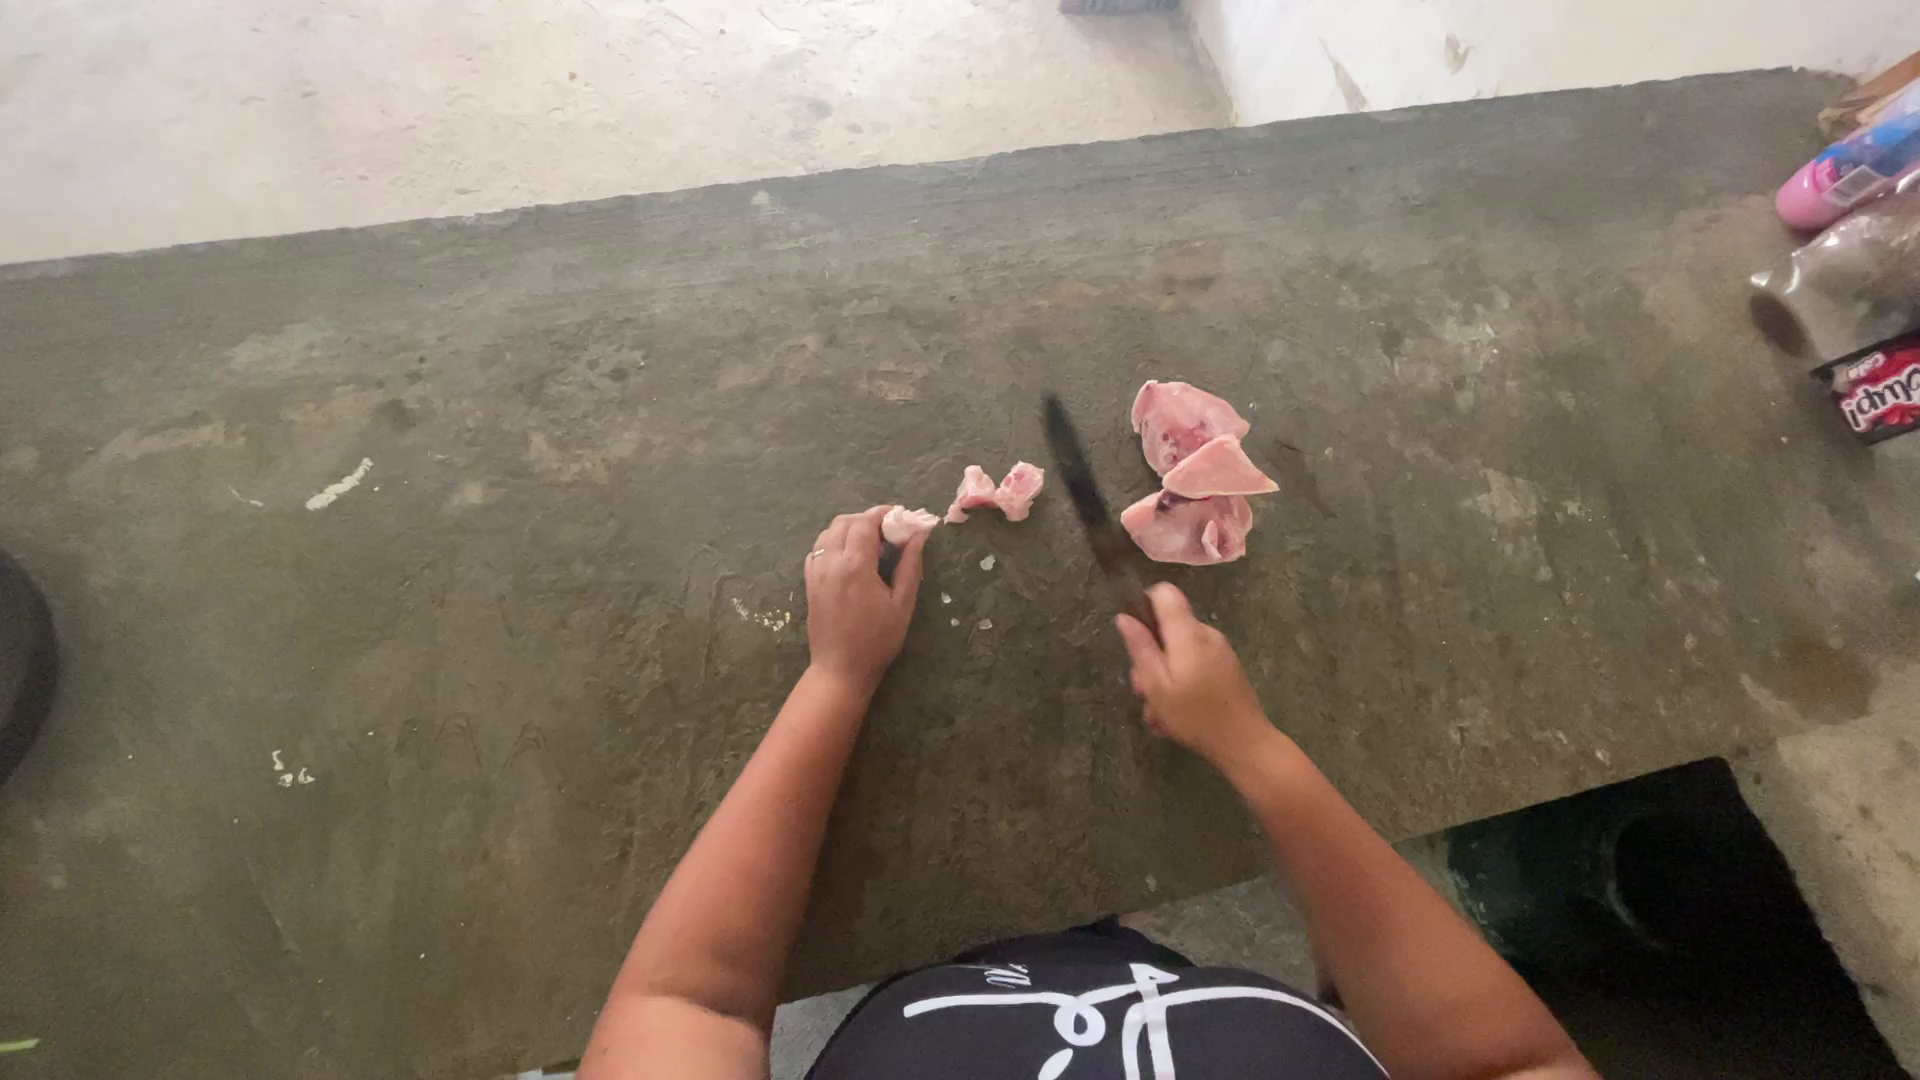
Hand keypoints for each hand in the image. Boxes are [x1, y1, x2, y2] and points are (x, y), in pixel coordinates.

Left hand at [803, 506, 927, 693]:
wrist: (841, 669)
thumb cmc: (878, 640)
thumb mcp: (902, 604)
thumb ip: (910, 565)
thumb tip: (919, 534)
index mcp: (855, 566)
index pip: (865, 523)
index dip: (883, 513)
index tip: (900, 516)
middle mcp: (831, 563)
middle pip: (845, 522)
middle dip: (867, 519)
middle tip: (888, 531)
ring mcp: (816, 572)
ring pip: (828, 533)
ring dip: (849, 528)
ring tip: (870, 542)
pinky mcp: (809, 582)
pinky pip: (818, 549)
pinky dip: (834, 542)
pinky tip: (850, 557)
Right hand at [1115, 583, 1271, 763]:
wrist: (1245, 744)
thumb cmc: (1194, 716)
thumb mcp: (1156, 685)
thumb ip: (1140, 648)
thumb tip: (1124, 617)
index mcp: (1188, 633)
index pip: (1165, 593)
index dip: (1144, 605)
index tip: (1134, 635)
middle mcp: (1207, 634)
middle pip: (1168, 628)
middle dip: (1150, 656)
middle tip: (1142, 692)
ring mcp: (1220, 651)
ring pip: (1179, 651)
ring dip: (1163, 677)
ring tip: (1158, 713)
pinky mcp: (1226, 667)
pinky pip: (1194, 664)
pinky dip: (1181, 683)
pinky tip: (1175, 715)